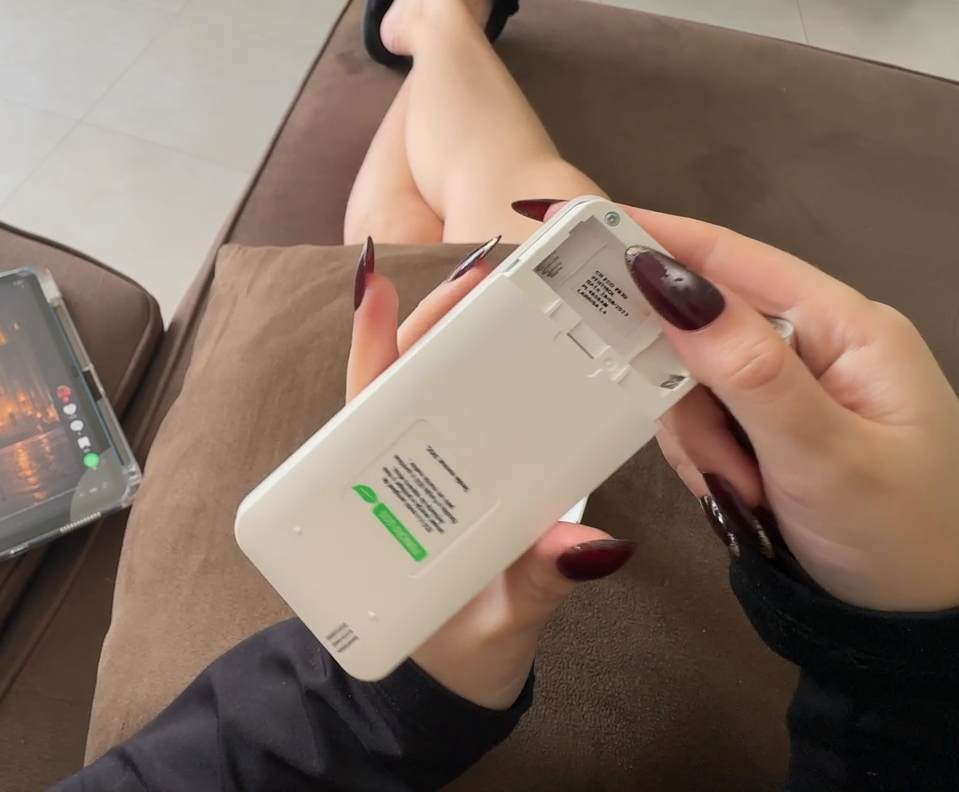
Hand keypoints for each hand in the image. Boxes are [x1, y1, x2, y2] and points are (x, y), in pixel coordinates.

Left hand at [348, 238, 634, 709]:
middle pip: (407, 376)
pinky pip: (473, 419)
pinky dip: (489, 380)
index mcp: (387, 492)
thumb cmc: (455, 647)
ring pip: (435, 386)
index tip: (375, 288)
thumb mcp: (493, 621)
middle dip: (433, 321)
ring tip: (495, 292)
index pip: (368, 401)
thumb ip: (534, 583)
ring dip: (458, 336)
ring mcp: (434, 467)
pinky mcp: (470, 478)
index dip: (372, 342)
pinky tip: (519, 351)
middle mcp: (403, 468)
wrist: (456, 682)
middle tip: (477, 277)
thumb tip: (589, 544)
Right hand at [622, 209, 958, 612]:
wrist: (934, 633)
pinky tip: (734, 490)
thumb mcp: (821, 451)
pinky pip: (692, 413)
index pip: (728, 256)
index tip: (570, 221)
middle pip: (693, 321)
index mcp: (843, 326)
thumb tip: (665, 278)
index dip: (649, 233)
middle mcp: (808, 342)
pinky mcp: (760, 420)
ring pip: (683, 375)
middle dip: (676, 382)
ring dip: (693, 432)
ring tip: (739, 488)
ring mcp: (781, 383)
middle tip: (700, 439)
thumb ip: (744, 365)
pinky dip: (699, 451)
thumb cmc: (906, 537)